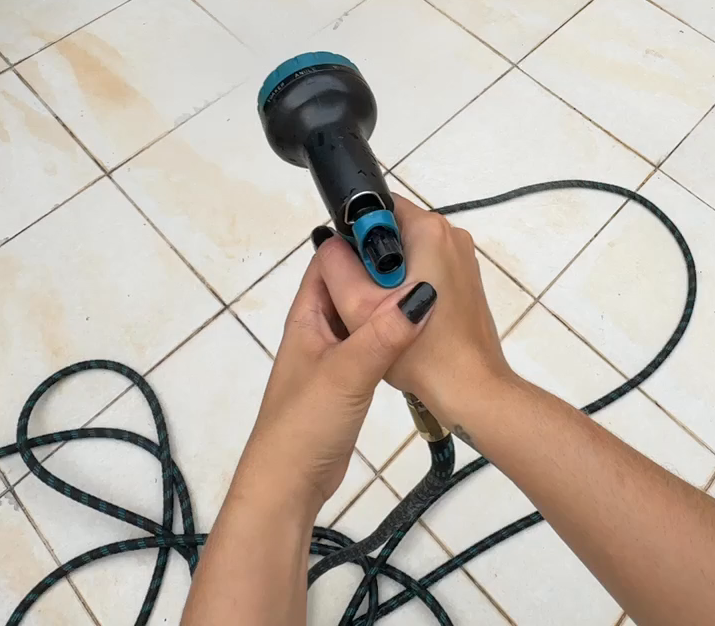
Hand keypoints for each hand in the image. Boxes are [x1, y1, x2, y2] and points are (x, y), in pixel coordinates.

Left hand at [228, 239, 435, 516]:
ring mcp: (332, 356)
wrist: (287, 489)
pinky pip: (371, 343)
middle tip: (422, 255)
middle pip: (350, 286)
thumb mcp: (347, 373)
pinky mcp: (347, 380)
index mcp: (307, 316)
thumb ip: (385, 334)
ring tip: (427, 286)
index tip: (397, 226)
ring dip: (386, 303)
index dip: (357, 240)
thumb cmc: (305, 423)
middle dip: (379, 270)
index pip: (330, 260)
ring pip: (363, 316)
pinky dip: (391, 333)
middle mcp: (318, 329)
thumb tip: (425, 293)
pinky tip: (415, 332)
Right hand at [317, 196, 516, 429]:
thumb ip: (336, 267)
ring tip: (378, 311)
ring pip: (409, 252)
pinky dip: (409, 285)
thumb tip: (328, 243)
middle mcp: (451, 234)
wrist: (470, 387)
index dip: (355, 232)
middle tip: (359, 295)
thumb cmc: (419, 348)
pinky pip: (427, 268)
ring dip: (389, 275)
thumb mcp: (360, 307)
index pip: (380, 207)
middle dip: (371, 257)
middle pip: (394, 230)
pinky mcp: (466, 279)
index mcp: (430, 230)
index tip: (347, 266)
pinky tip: (399, 317)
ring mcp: (463, 257)